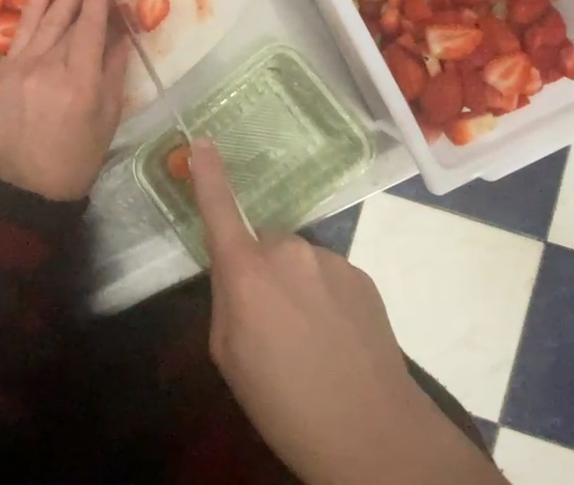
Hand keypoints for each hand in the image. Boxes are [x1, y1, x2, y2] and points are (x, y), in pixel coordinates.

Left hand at [0, 0, 131, 200]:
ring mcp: (25, 67)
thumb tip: (120, 31)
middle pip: (67, 20)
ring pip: (44, 21)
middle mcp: (50, 68)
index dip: (98, 2)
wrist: (33, 180)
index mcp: (81, 83)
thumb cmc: (81, 153)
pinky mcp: (9, 70)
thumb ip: (114, 68)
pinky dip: (32, 7)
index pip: (91, 30)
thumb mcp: (110, 113)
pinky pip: (23, 31)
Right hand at [190, 139, 504, 484]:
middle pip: (262, 245)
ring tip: (307, 340)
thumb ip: (227, 301)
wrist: (372, 433)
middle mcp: (288, 251)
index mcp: (246, 272)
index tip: (201, 140)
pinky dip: (324, 298)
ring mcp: (330, 260)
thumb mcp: (228, 356)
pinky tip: (335, 339)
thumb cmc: (283, 402)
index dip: (207, 174)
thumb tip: (238, 276)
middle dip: (259, 270)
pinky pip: (327, 275)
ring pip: (297, 261)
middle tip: (268, 324)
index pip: (219, 209)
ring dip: (294, 286)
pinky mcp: (361, 275)